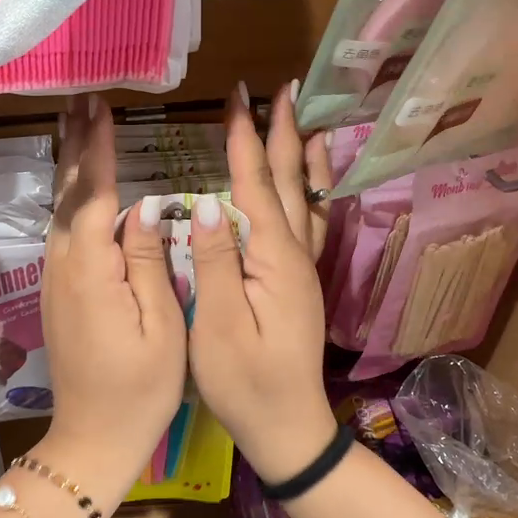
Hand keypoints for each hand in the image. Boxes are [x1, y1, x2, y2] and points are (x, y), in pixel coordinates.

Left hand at [35, 95, 187, 496]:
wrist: (93, 436)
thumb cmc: (141, 388)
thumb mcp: (162, 325)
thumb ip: (150, 261)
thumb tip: (146, 207)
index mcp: (90, 270)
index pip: (92, 194)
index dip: (97, 149)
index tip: (100, 107)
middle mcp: (62, 266)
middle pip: (66, 195)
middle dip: (74, 146)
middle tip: (80, 101)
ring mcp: (54, 280)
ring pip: (59, 212)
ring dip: (69, 169)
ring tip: (78, 128)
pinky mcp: (56, 294)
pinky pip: (62, 233)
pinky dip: (70, 201)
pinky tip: (79, 190)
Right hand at [188, 82, 337, 482]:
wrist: (287, 427)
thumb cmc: (244, 382)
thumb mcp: (217, 325)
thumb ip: (215, 262)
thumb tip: (208, 200)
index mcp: (273, 261)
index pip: (255, 187)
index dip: (245, 140)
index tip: (238, 97)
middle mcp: (296, 257)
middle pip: (287, 184)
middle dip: (280, 134)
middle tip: (281, 90)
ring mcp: (302, 271)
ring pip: (304, 200)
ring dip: (301, 157)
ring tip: (306, 121)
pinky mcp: (299, 285)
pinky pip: (308, 224)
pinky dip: (310, 193)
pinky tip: (308, 186)